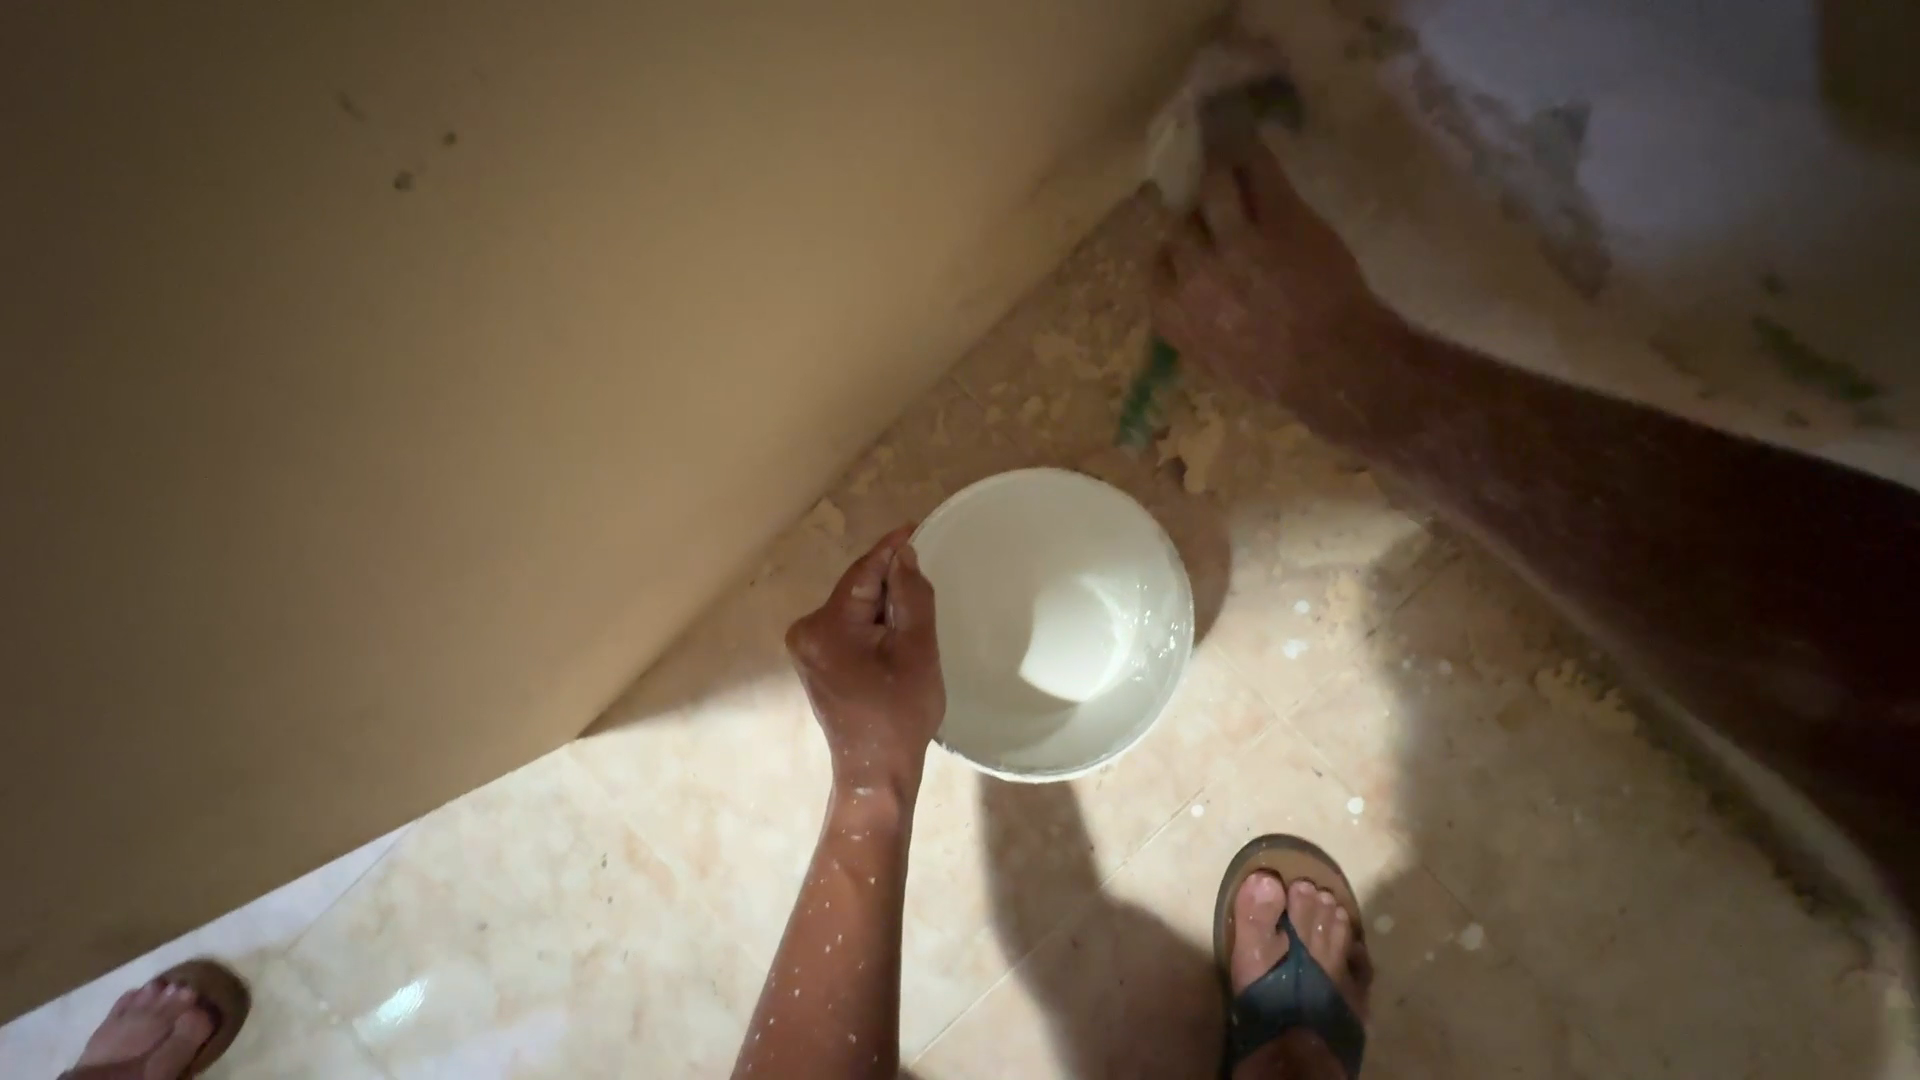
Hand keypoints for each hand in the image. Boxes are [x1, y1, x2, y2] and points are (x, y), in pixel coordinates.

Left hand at [785, 525, 944, 791]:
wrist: (876, 770)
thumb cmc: (900, 713)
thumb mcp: (917, 649)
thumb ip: (911, 596)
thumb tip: (903, 554)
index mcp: (827, 625)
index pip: (864, 572)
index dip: (891, 548)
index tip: (916, 525)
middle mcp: (806, 630)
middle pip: (858, 589)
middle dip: (891, 582)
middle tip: (928, 578)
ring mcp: (807, 648)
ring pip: (855, 608)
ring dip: (884, 605)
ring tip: (917, 612)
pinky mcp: (815, 661)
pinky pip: (849, 627)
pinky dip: (873, 624)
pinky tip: (897, 633)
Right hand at [1149, 131, 1401, 405]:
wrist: (1327, 361)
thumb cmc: (1272, 375)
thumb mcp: (1214, 361)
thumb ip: (1190, 328)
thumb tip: (1186, 305)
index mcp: (1173, 313)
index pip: (1158, 266)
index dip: (1173, 253)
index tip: (1185, 249)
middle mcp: (1195, 271)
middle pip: (1181, 225)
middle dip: (1194, 217)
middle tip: (1208, 206)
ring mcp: (1234, 239)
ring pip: (1213, 188)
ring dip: (1219, 175)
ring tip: (1227, 162)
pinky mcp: (1276, 216)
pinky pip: (1256, 171)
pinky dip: (1252, 155)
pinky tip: (1251, 143)